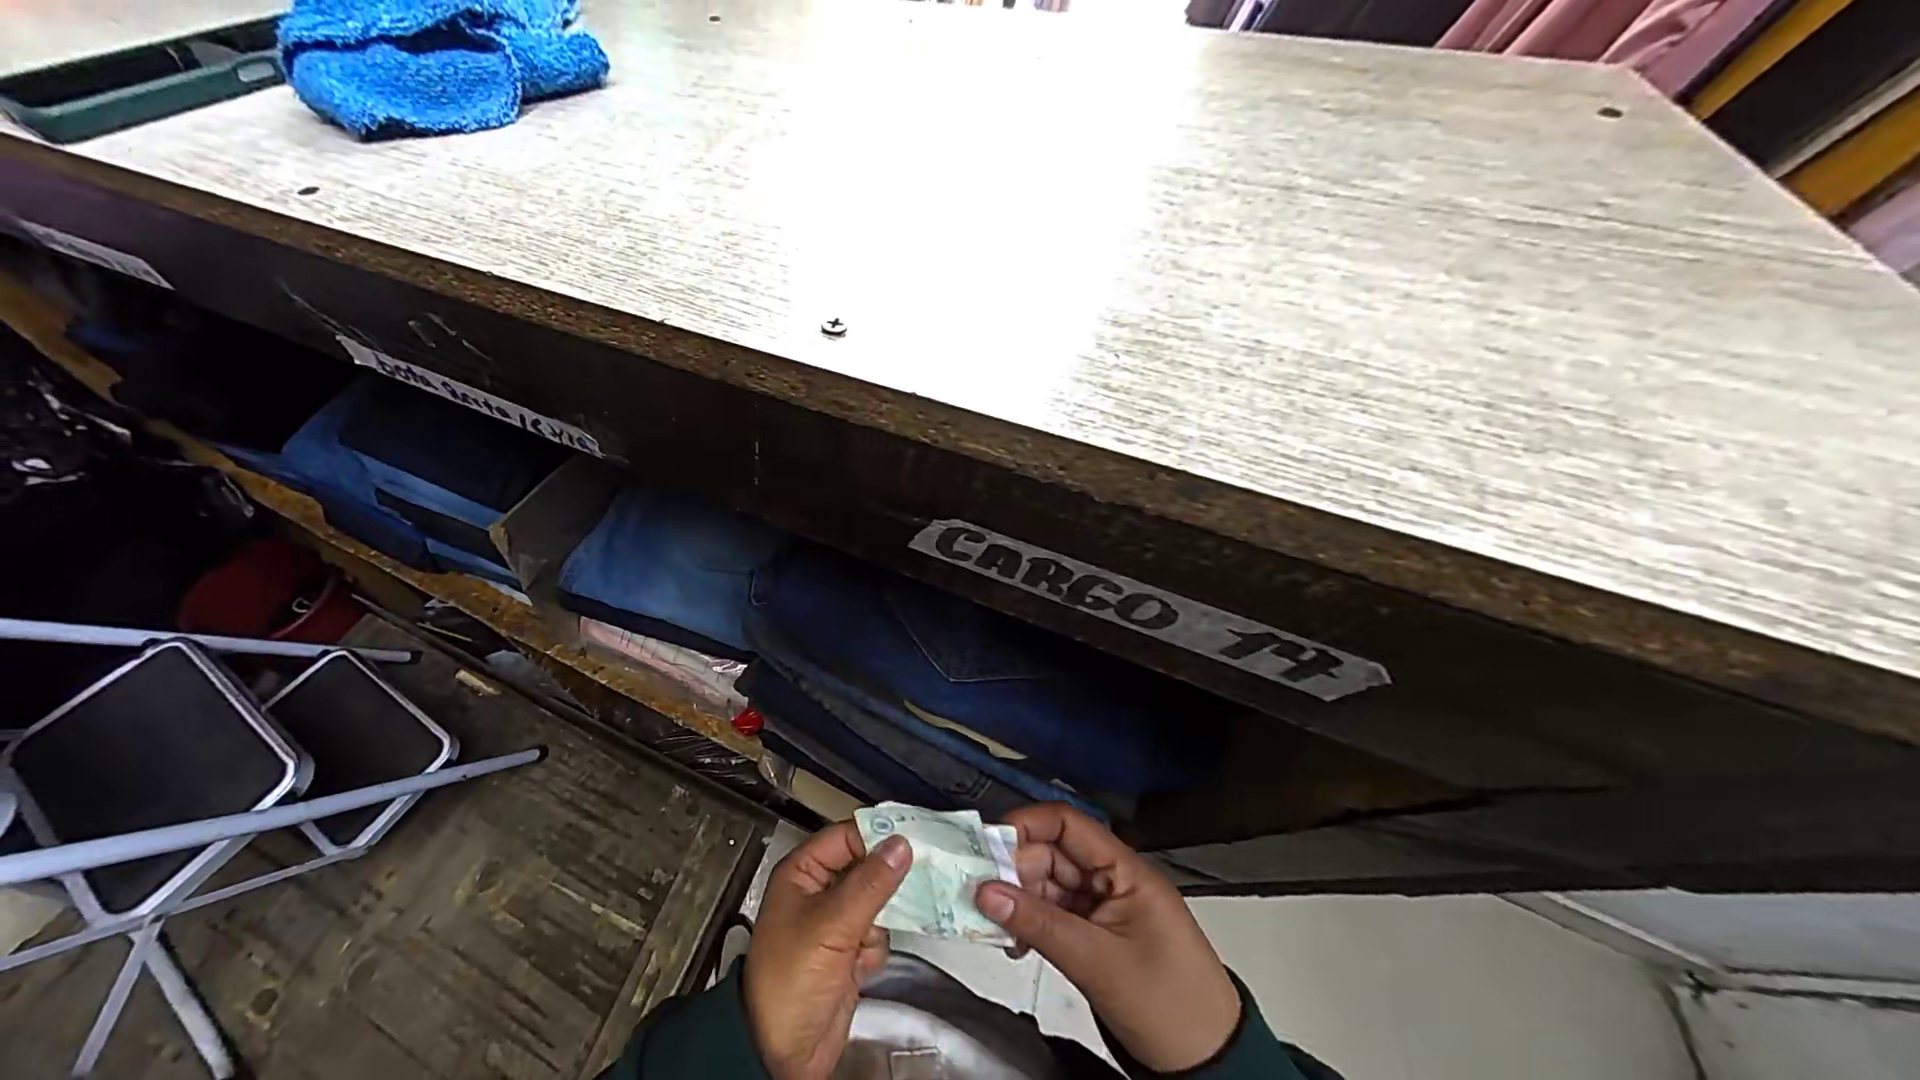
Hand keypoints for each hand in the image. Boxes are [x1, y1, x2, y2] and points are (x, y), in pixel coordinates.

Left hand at [743, 822, 912, 1079]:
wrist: (781, 1053)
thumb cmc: (789, 981)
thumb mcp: (832, 924)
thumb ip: (870, 883)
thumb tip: (900, 845)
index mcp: (803, 873)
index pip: (847, 836)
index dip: (878, 836)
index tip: (913, 838)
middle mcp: (819, 891)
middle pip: (867, 866)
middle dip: (886, 881)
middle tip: (914, 881)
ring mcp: (835, 922)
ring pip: (877, 899)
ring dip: (880, 920)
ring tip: (868, 938)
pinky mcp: (848, 950)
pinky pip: (878, 932)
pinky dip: (875, 947)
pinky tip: (861, 965)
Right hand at [975, 804, 1239, 1071]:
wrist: (1208, 1062)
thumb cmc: (1173, 1006)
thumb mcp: (1098, 961)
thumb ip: (1039, 924)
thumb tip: (987, 892)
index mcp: (1125, 870)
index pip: (1069, 824)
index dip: (1027, 826)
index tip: (988, 844)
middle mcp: (1112, 879)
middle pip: (1052, 853)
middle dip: (1014, 868)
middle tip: (981, 892)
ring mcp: (1102, 906)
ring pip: (1048, 884)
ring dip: (1019, 898)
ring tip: (992, 921)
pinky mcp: (1095, 933)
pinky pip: (1053, 913)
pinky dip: (1030, 922)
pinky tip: (1014, 939)